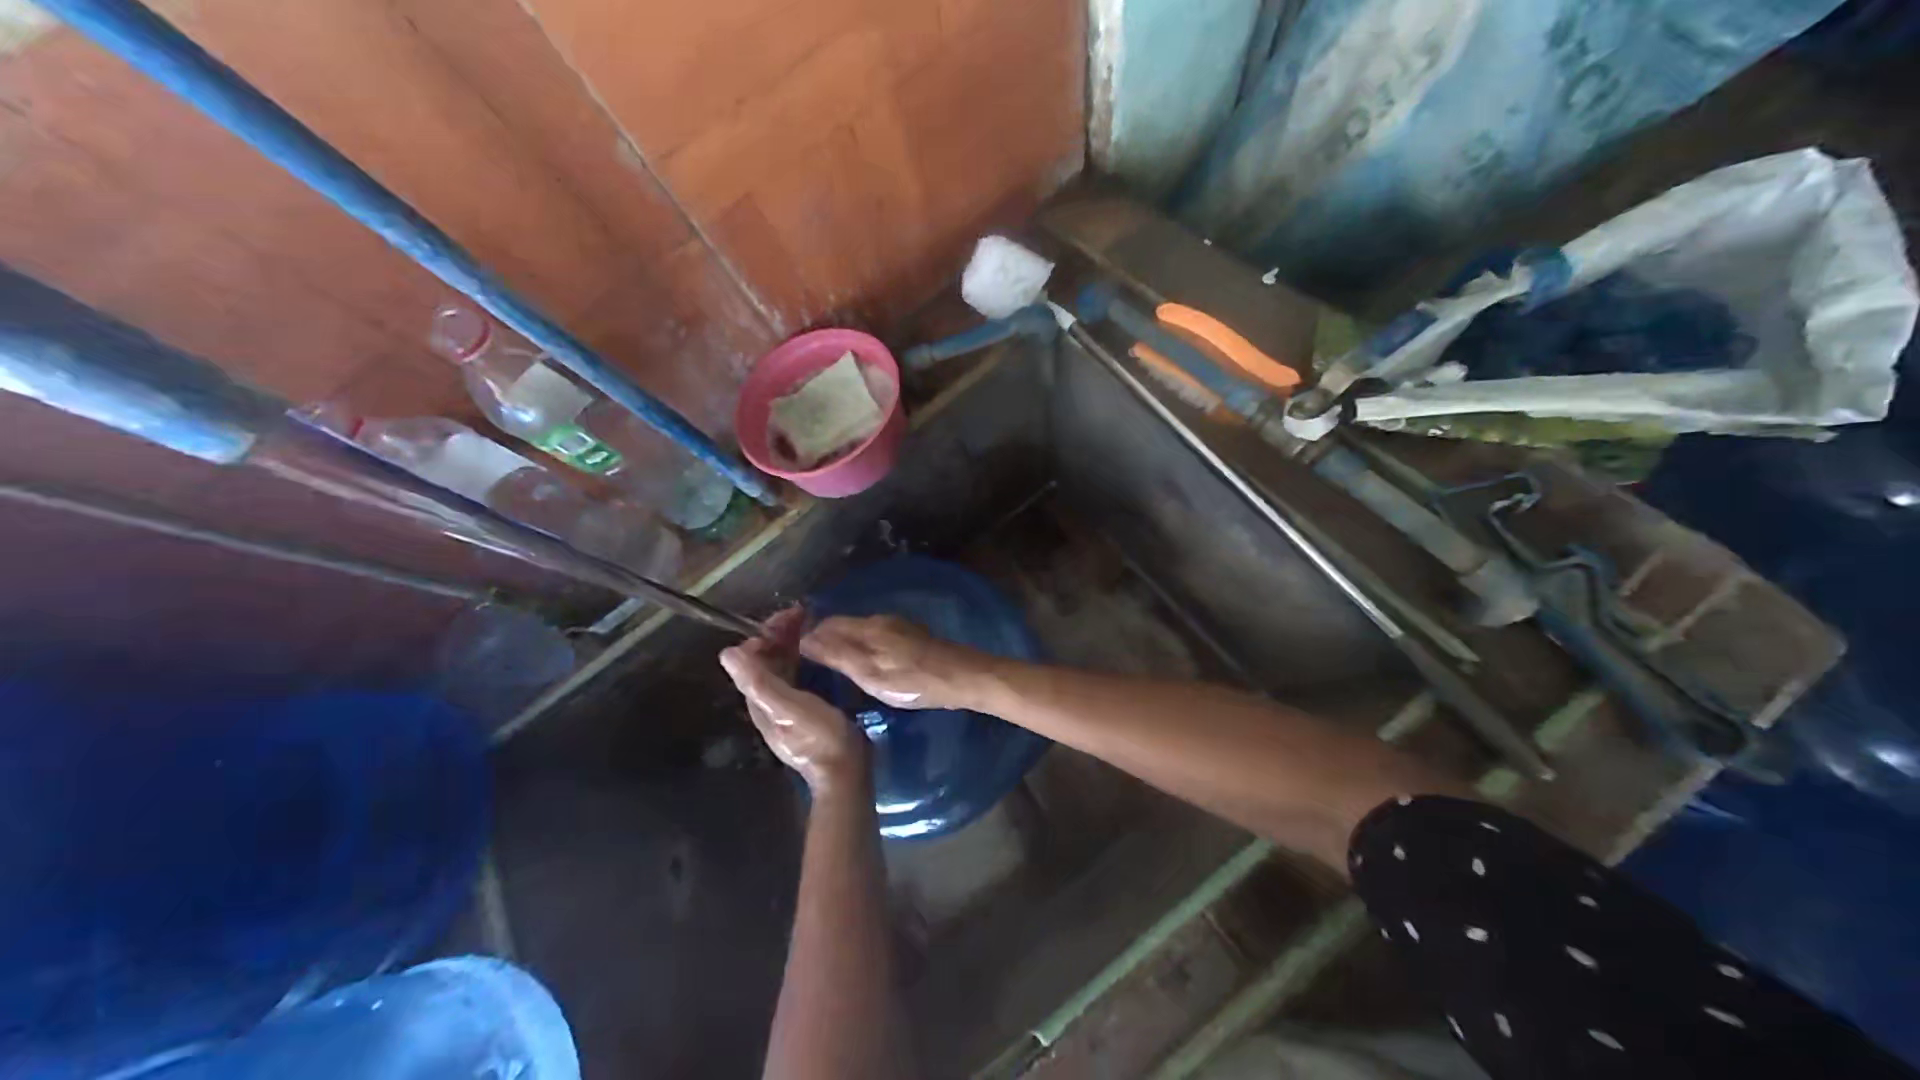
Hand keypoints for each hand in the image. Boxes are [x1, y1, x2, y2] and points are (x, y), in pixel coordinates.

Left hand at [720, 608, 867, 792]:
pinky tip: (819, 651)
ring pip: (783, 666)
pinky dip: (804, 657)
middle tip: (804, 613)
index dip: (768, 631)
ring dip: (792, 643)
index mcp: (760, 699)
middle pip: (768, 660)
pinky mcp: (808, 710)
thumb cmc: (820, 738)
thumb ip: (759, 682)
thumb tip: (727, 654)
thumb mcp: (789, 707)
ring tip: (812, 624)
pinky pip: (798, 675)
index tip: (791, 615)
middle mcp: (769, 702)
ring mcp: (788, 707)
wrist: (846, 774)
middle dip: (781, 634)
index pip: (754, 656)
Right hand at [799, 615, 997, 711]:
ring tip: (832, 667)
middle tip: (808, 663)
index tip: (791, 653)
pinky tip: (864, 666)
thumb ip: (838, 656)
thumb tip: (805, 639)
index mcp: (868, 627)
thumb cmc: (914, 680)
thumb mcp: (870, 673)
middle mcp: (881, 621)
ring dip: (844, 645)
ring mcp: (899, 629)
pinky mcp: (913, 640)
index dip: (808, 635)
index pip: (827, 624)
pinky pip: (877, 639)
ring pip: (861, 633)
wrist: (965, 677)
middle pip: (844, 626)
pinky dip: (863, 649)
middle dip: (824, 639)